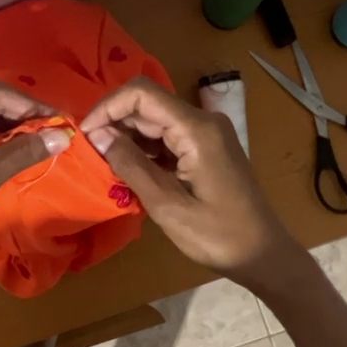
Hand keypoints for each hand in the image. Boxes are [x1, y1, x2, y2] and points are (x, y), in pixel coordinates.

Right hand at [81, 78, 299, 286]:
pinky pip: (167, 139)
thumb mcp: (167, 204)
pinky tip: (128, 172)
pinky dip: (144, 150)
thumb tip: (98, 135)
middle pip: (148, 105)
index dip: (108, 107)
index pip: (142, 94)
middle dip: (114, 123)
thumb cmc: (217, 234)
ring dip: (126, 138)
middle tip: (89, 155)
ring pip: (155, 122)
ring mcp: (207, 135)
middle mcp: (203, 122)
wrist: (261, 253)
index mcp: (196, 129)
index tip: (85, 135)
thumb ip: (131, 165)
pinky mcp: (206, 150)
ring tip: (104, 166)